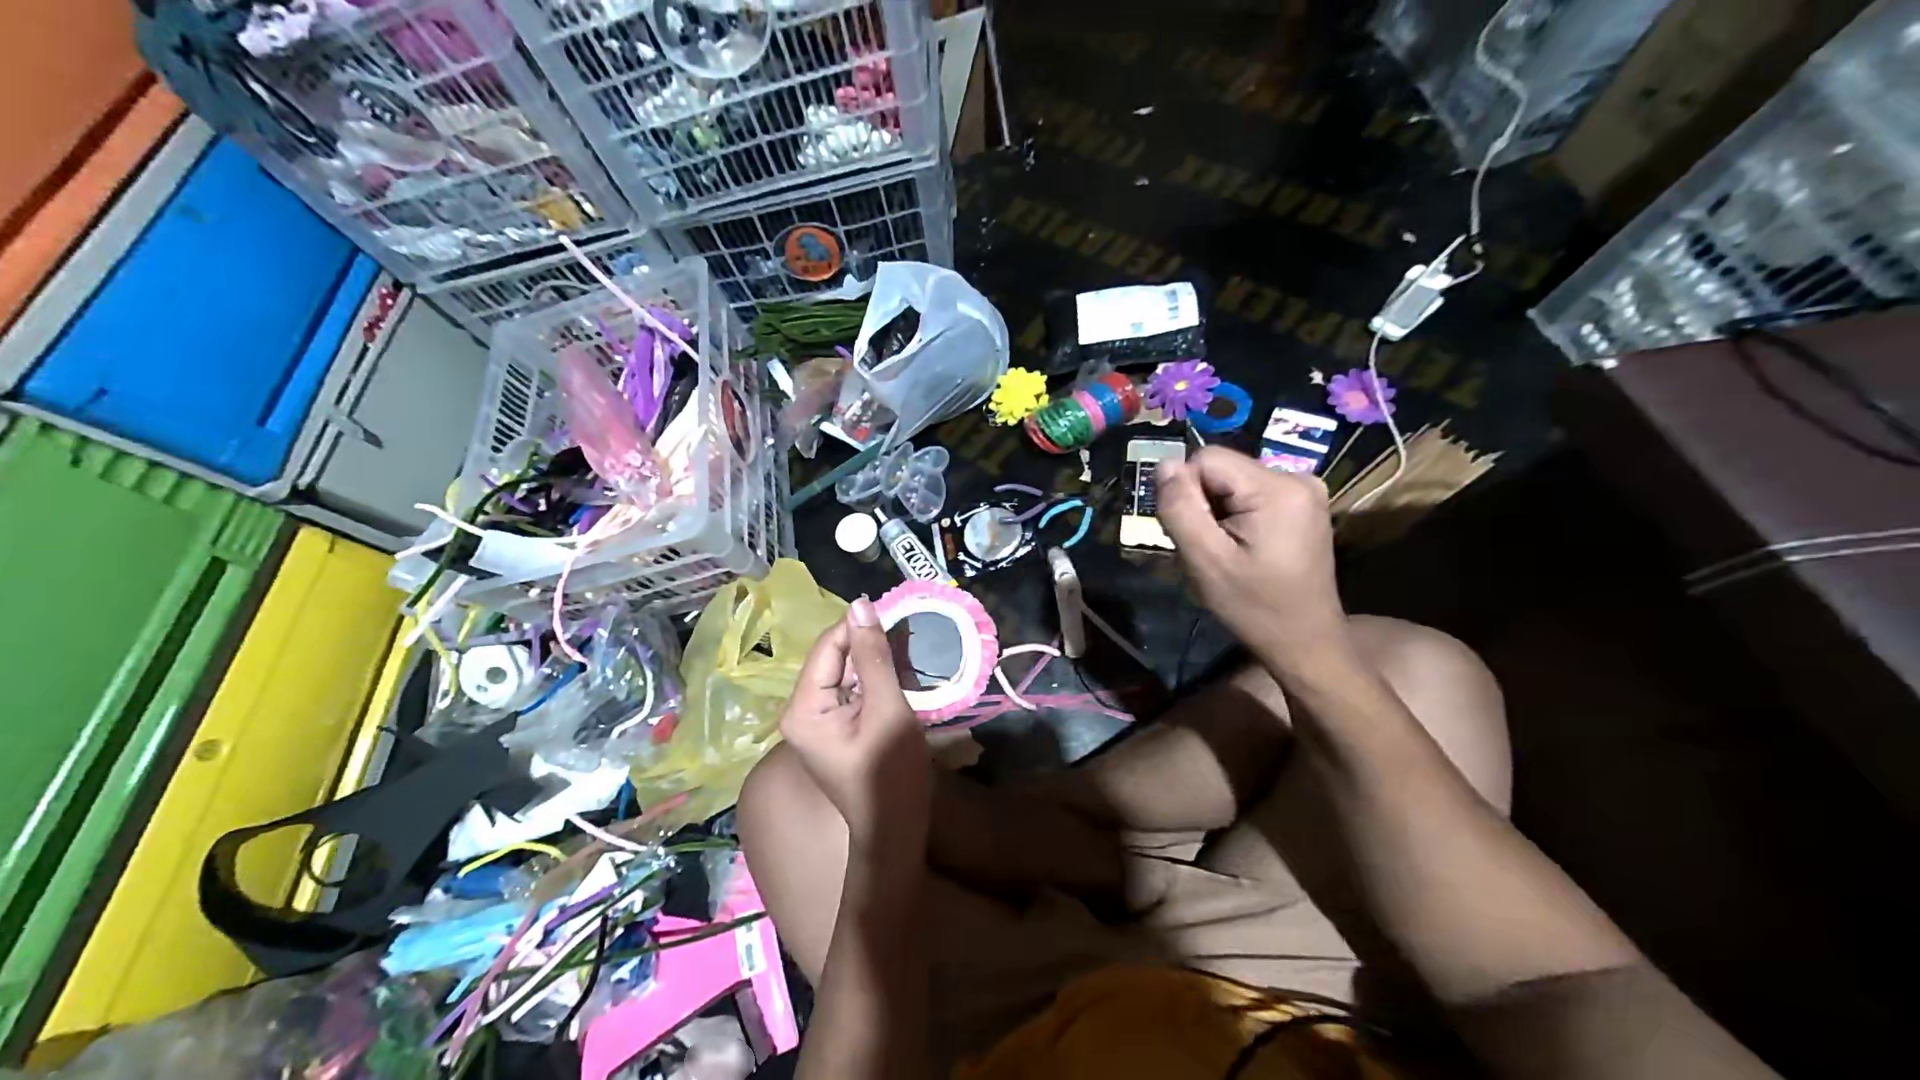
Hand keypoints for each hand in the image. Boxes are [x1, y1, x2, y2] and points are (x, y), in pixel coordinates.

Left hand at [780, 596, 931, 857]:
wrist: (894, 831)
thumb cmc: (891, 774)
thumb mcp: (888, 710)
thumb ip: (874, 657)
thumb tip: (861, 604)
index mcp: (803, 707)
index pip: (828, 646)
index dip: (861, 626)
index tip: (899, 613)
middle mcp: (799, 711)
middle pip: (834, 659)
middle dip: (869, 645)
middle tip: (908, 635)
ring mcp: (814, 722)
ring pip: (844, 673)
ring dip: (875, 662)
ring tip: (908, 654)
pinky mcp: (832, 729)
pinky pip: (850, 691)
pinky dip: (874, 682)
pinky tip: (899, 678)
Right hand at [1155, 447, 1351, 674]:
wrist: (1304, 641)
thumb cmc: (1253, 606)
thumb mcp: (1205, 561)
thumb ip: (1180, 507)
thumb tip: (1164, 463)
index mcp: (1277, 488)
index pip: (1206, 459)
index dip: (1187, 492)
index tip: (1196, 534)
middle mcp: (1297, 476)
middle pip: (1221, 469)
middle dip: (1204, 503)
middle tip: (1209, 549)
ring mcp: (1305, 489)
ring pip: (1232, 481)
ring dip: (1218, 511)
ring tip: (1227, 551)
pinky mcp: (1303, 502)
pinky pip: (1250, 492)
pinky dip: (1236, 515)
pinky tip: (1243, 547)